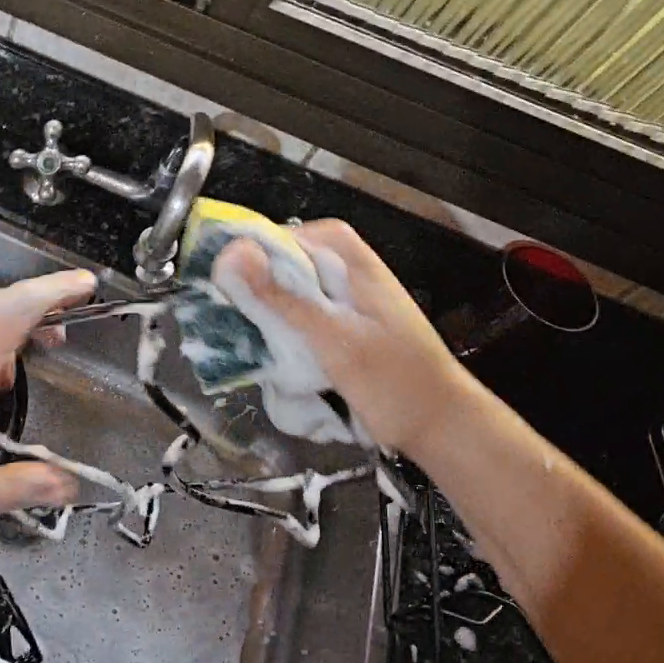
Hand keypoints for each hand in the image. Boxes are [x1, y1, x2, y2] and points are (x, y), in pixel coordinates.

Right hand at [213, 219, 473, 455]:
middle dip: (256, 285)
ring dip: (267, 312)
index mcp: (352, 262)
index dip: (253, 251)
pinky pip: (300, 319)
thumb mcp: (332, 337)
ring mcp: (345, 304)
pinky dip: (282, 331)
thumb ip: (281, 297)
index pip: (290, 236)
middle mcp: (347, 274)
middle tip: (227, 311)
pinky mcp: (342, 330)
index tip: (222, 277)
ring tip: (240, 333)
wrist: (441, 427)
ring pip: (290, 293)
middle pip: (287, 263)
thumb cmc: (394, 380)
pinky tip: (266, 350)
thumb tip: (232, 254)